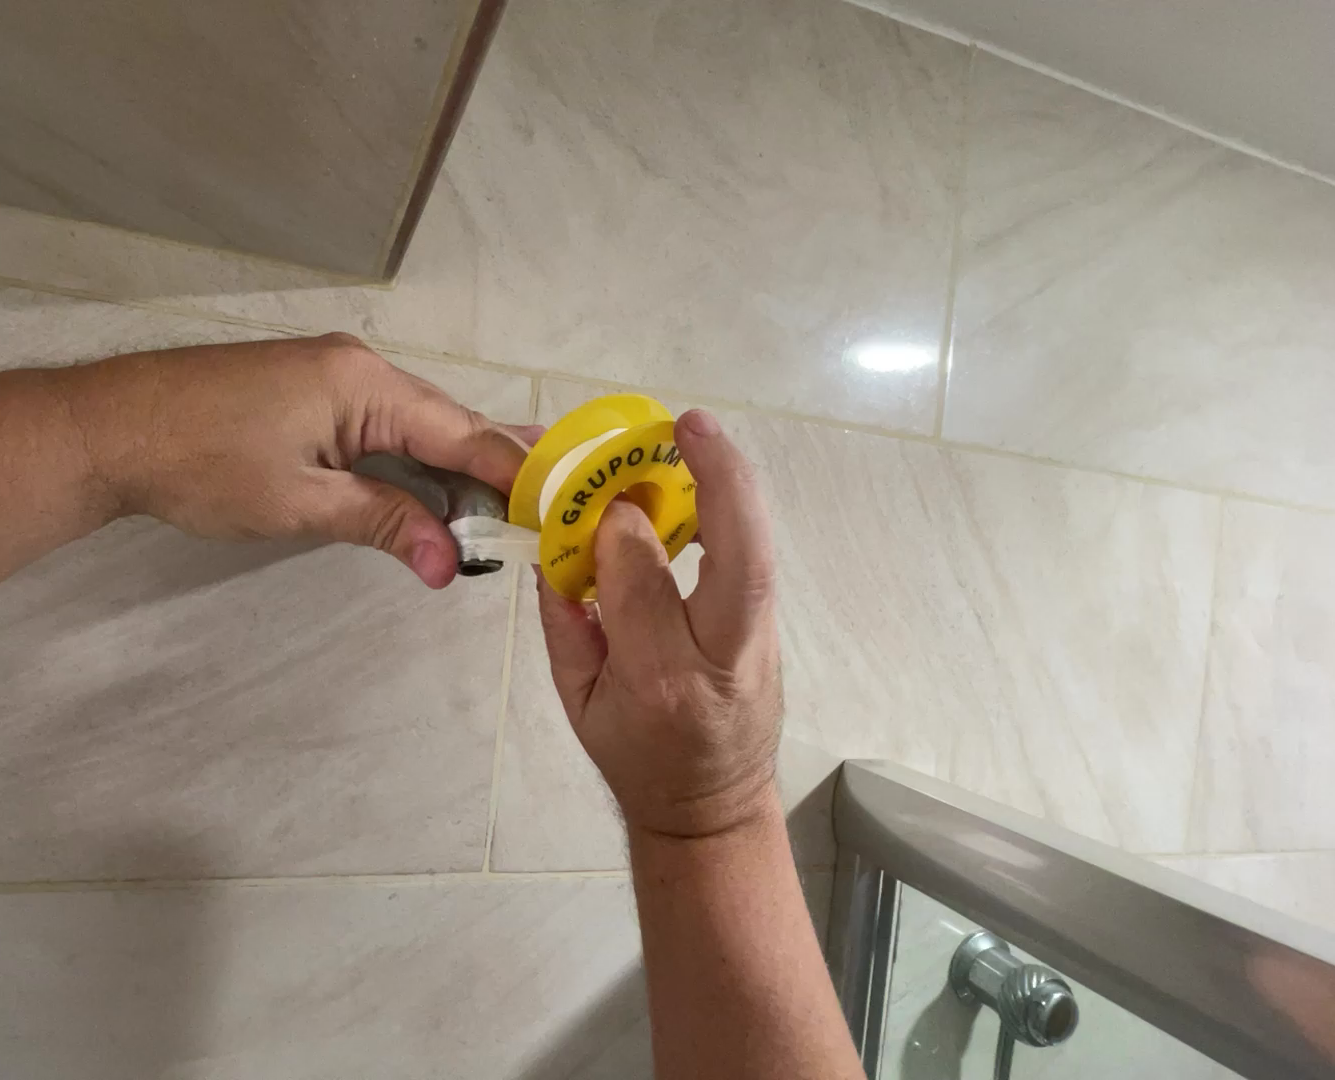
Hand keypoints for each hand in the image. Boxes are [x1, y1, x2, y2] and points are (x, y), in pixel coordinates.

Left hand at [49, 333, 530, 587]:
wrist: (106, 429)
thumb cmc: (200, 464)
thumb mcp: (300, 502)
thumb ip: (383, 522)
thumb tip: (447, 564)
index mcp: (363, 383)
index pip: (458, 431)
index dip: (508, 470)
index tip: (550, 503)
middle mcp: (358, 367)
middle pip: (444, 421)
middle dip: (490, 465)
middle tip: (546, 496)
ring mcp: (332, 373)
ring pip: (415, 423)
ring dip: (455, 461)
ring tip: (513, 486)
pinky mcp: (310, 390)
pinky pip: (383, 424)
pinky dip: (415, 455)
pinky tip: (440, 473)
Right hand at [538, 408, 782, 839]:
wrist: (711, 808)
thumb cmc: (633, 758)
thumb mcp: (576, 703)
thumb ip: (564, 625)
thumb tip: (560, 547)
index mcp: (658, 684)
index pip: (642, 589)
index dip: (619, 534)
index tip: (599, 501)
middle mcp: (720, 662)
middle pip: (737, 564)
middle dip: (718, 485)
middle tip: (689, 426)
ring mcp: (760, 648)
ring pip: (760, 555)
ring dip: (734, 486)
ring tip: (700, 435)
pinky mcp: (774, 634)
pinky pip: (756, 561)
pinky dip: (735, 511)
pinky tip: (711, 479)